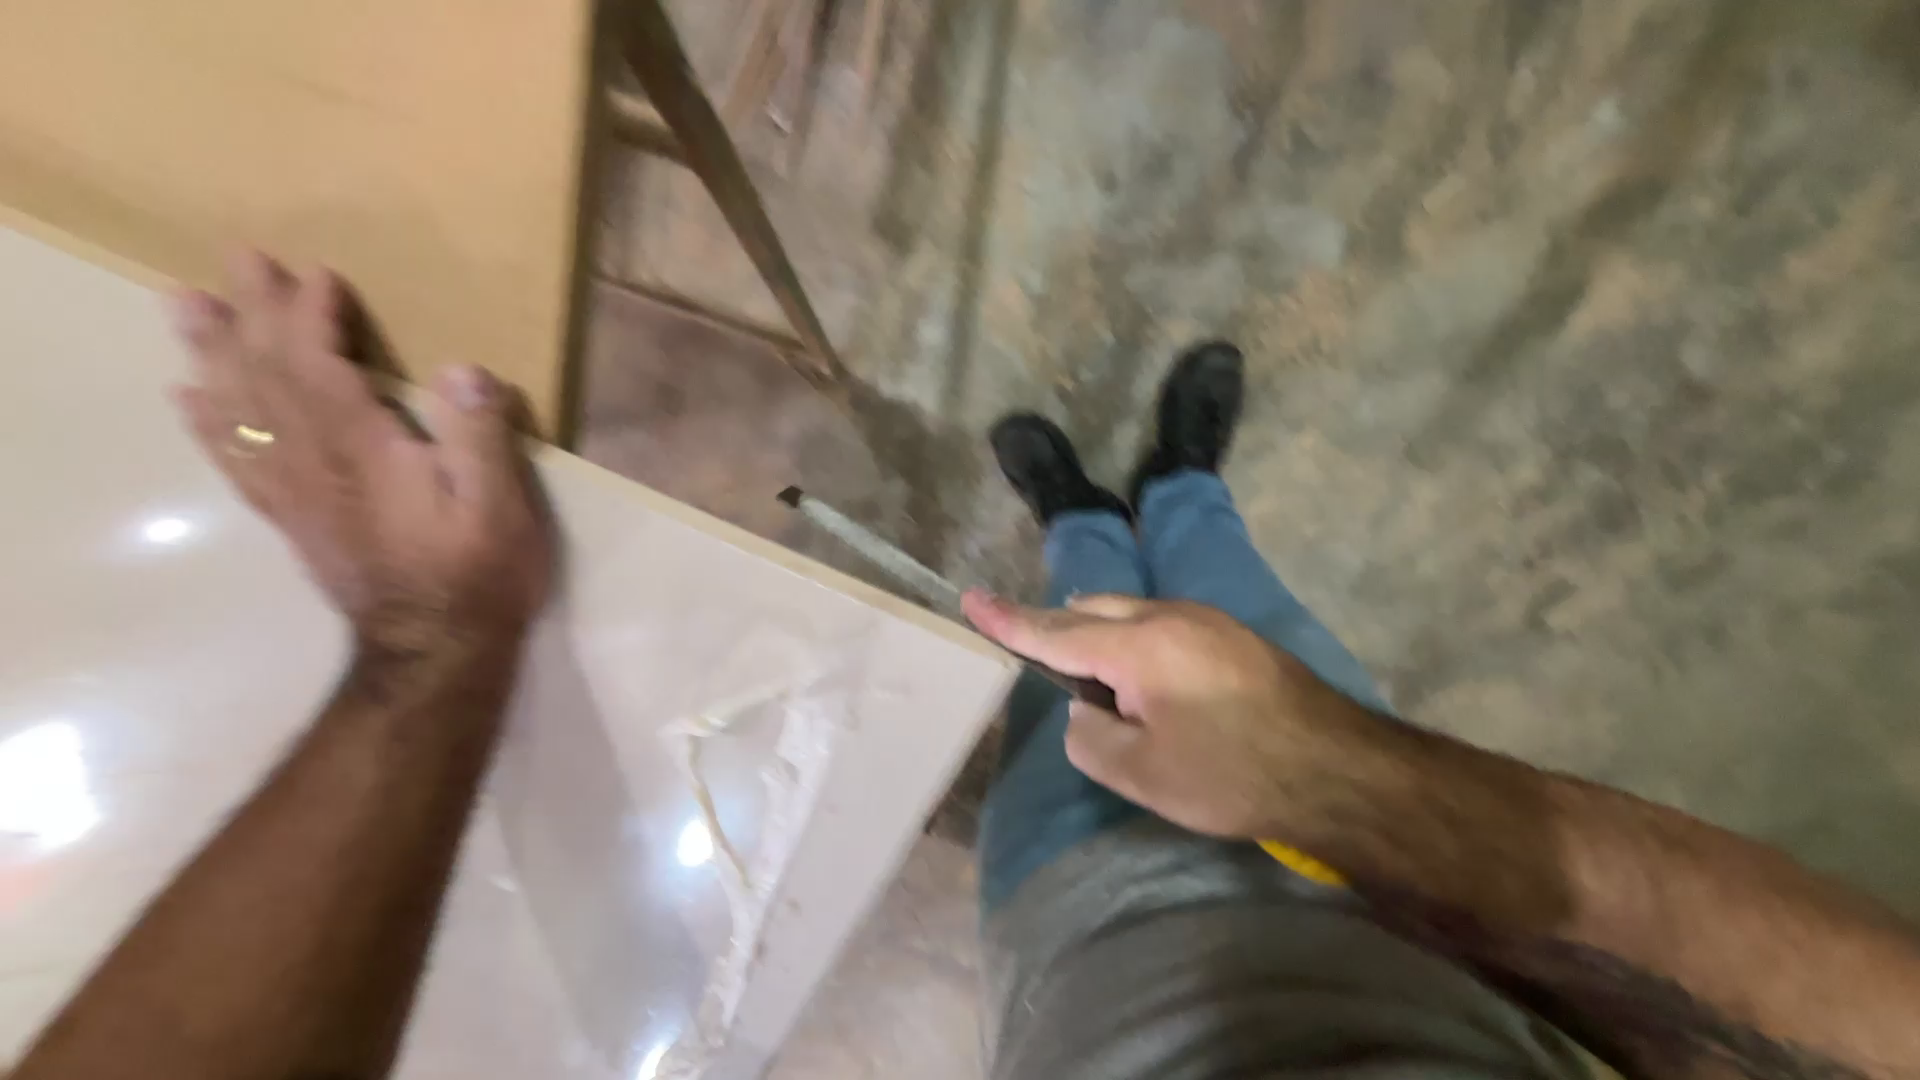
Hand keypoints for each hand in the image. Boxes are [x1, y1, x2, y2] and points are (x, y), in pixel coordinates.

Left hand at [170, 251, 553, 658]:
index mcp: (363, 452)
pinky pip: (237, 459)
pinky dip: (209, 422)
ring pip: (239, 410)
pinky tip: (192, 398)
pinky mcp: (294, 518)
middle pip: (268, 376)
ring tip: (186, 306)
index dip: (312, 317)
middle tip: (240, 260)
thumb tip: (462, 371)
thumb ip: (481, 436)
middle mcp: (313, 463)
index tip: (319, 275)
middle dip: (254, 315)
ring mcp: (295, 493)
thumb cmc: (478, 575)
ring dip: (213, 353)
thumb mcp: (500, 505)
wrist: (436, 648)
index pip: (318, 366)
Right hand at [963, 590, 1380, 838]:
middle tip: (1038, 659)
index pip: (1055, 631)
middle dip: (1058, 630)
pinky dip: (1134, 643)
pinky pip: (1161, 625)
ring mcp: (1206, 621)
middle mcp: (1170, 617)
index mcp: (1140, 646)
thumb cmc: (1232, 775)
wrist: (1339, 771)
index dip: (1008, 619)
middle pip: (1092, 610)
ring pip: (1129, 613)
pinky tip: (1143, 676)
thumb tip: (1085, 709)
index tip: (970, 599)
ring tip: (1091, 675)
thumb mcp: (1142, 774)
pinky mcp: (1230, 636)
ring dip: (1100, 636)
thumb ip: (1089, 737)